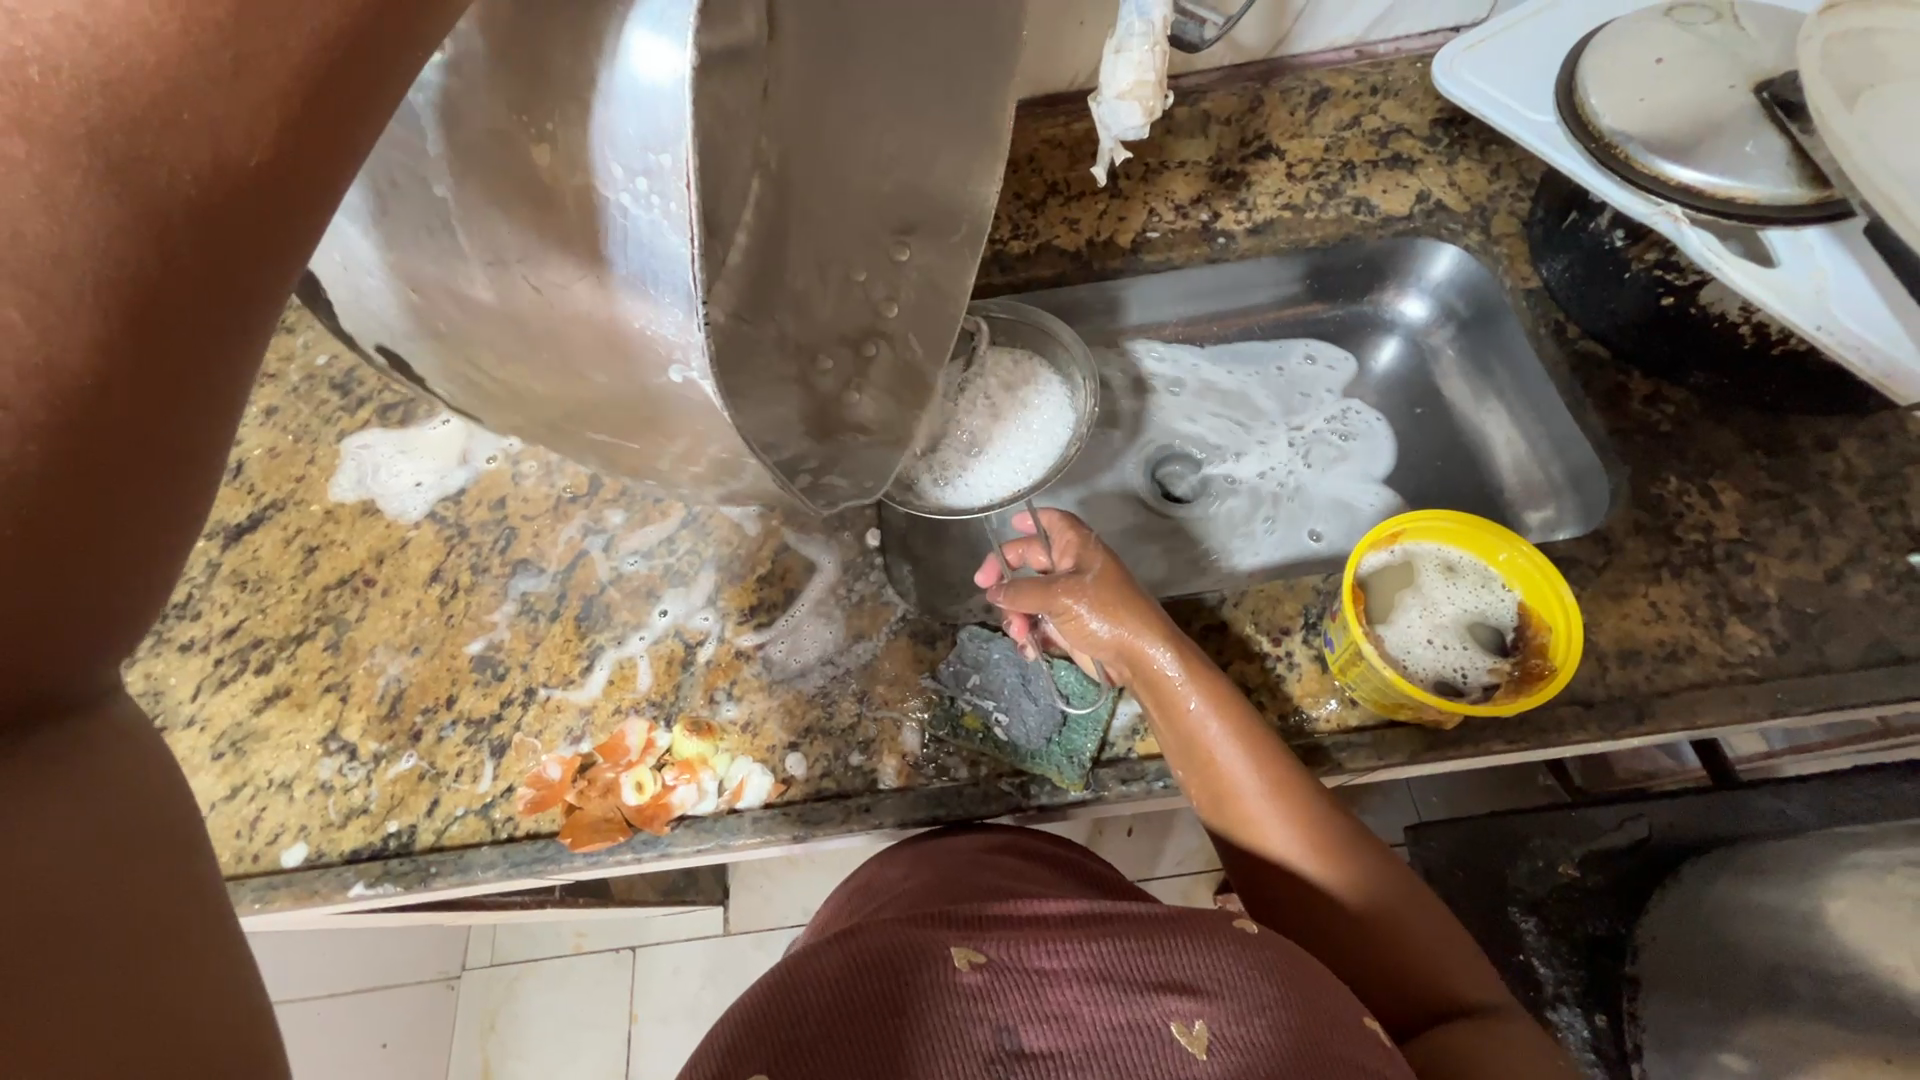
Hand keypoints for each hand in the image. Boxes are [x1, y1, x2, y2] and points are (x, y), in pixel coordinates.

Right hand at [972, 508, 1182, 686]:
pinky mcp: (1068, 626)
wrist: (1138, 657)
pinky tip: (1028, 648)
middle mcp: (1071, 568)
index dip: (1032, 520)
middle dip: (1007, 577)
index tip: (1010, 525)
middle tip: (985, 590)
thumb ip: (1020, 591)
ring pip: (1028, 597)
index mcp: (1076, 547)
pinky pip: (1038, 623)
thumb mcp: (1059, 596)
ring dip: (1016, 613)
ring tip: (1019, 633)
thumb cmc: (1105, 613)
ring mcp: (1069, 598)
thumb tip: (992, 591)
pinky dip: (1029, 634)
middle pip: (1030, 561)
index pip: (1052, 522)